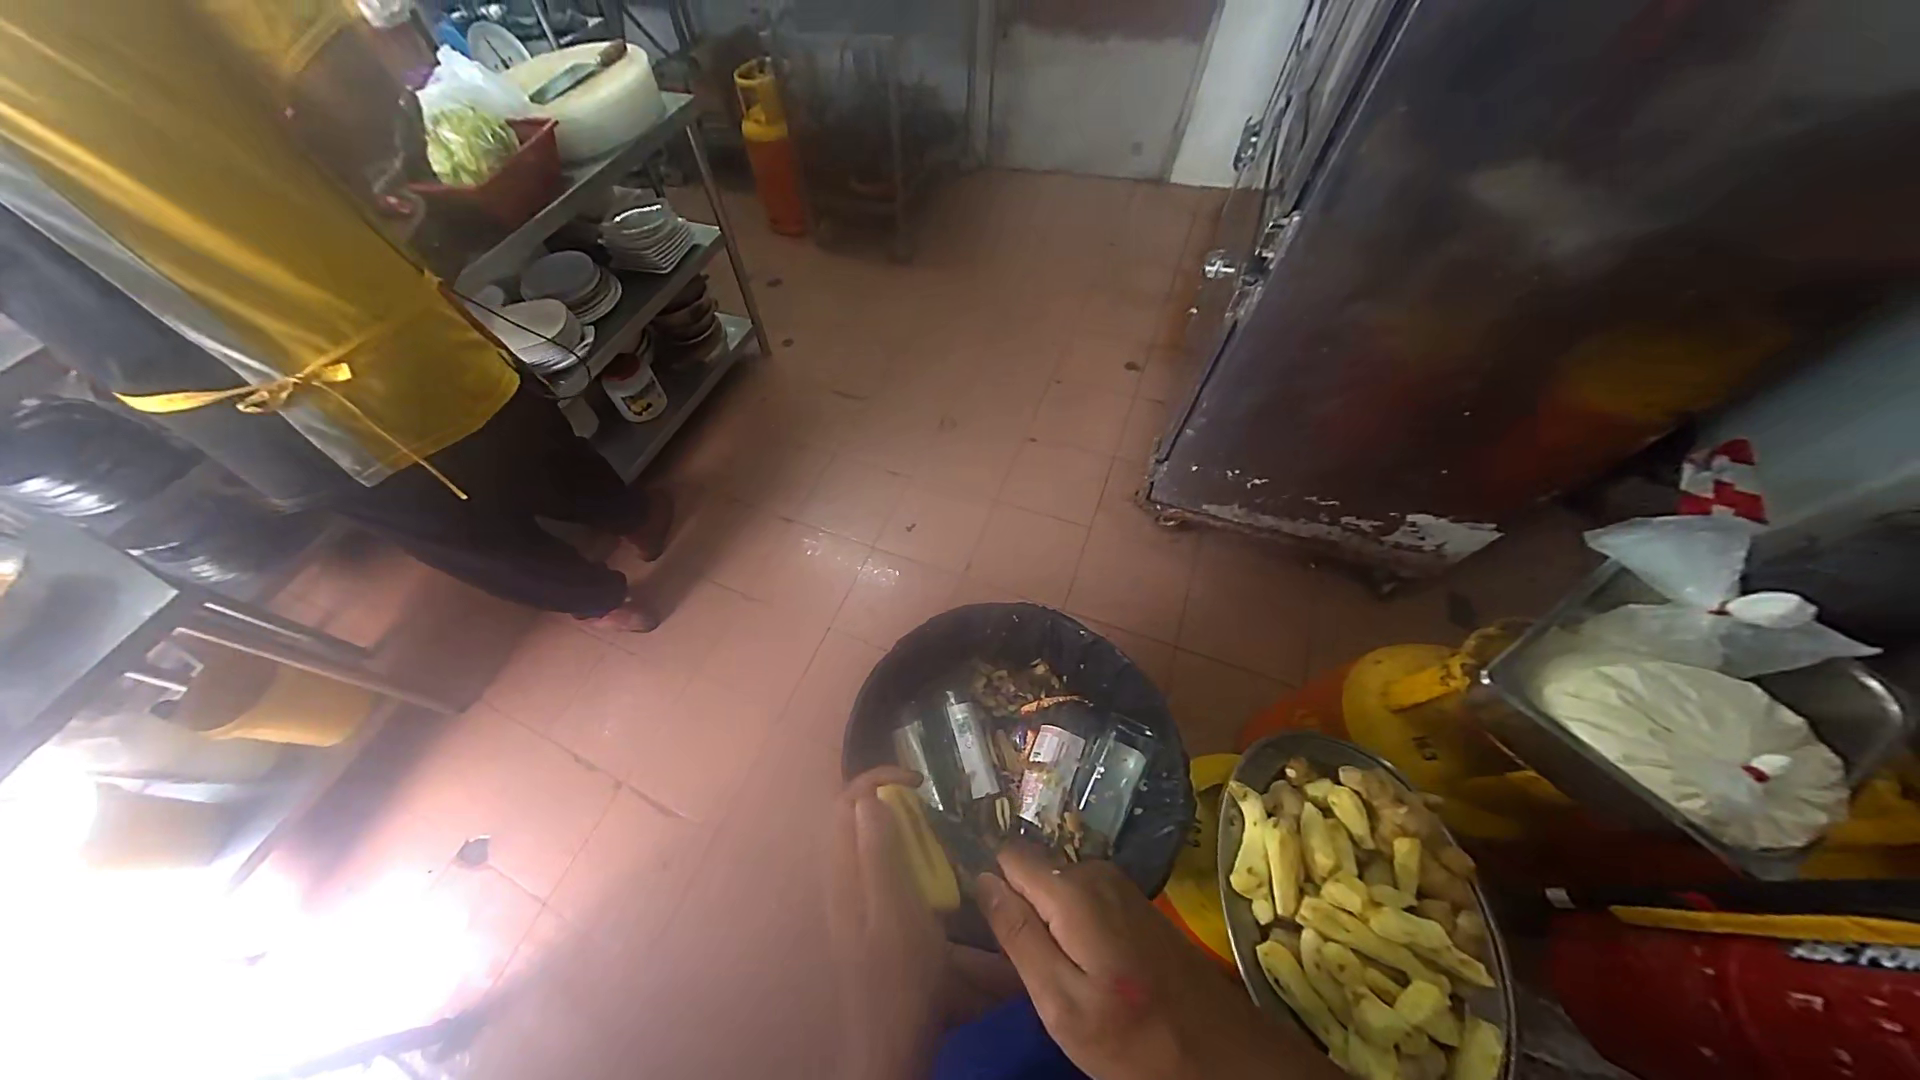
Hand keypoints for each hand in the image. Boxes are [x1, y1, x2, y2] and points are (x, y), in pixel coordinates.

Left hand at [828, 767, 947, 1079]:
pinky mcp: (866, 910)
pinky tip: (925, 871)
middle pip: (855, 815)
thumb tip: (871, 799)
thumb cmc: (899, 975)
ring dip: (898, 825)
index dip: (879, 780)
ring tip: (931, 836)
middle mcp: (841, 875)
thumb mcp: (897, 911)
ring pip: (867, 837)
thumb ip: (880, 854)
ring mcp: (851, 893)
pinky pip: (878, 862)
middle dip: (891, 799)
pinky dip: (902, 851)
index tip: (919, 783)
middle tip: (928, 810)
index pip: (848, 801)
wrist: (891, 1039)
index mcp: (844, 869)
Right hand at [978, 844, 1340, 1079]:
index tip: (986, 922)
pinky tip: (1089, 965)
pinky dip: (1074, 924)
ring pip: (1056, 886)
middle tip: (1029, 964)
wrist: (1224, 1052)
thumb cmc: (1136, 1037)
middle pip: (1033, 872)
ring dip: (1049, 920)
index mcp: (1071, 891)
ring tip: (1061, 970)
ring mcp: (1118, 883)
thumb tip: (981, 879)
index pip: (1008, 855)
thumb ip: (1018, 935)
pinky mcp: (1133, 899)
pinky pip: (1082, 897)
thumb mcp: (1062, 1002)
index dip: (992, 882)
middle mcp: (1093, 871)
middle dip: (1022, 906)